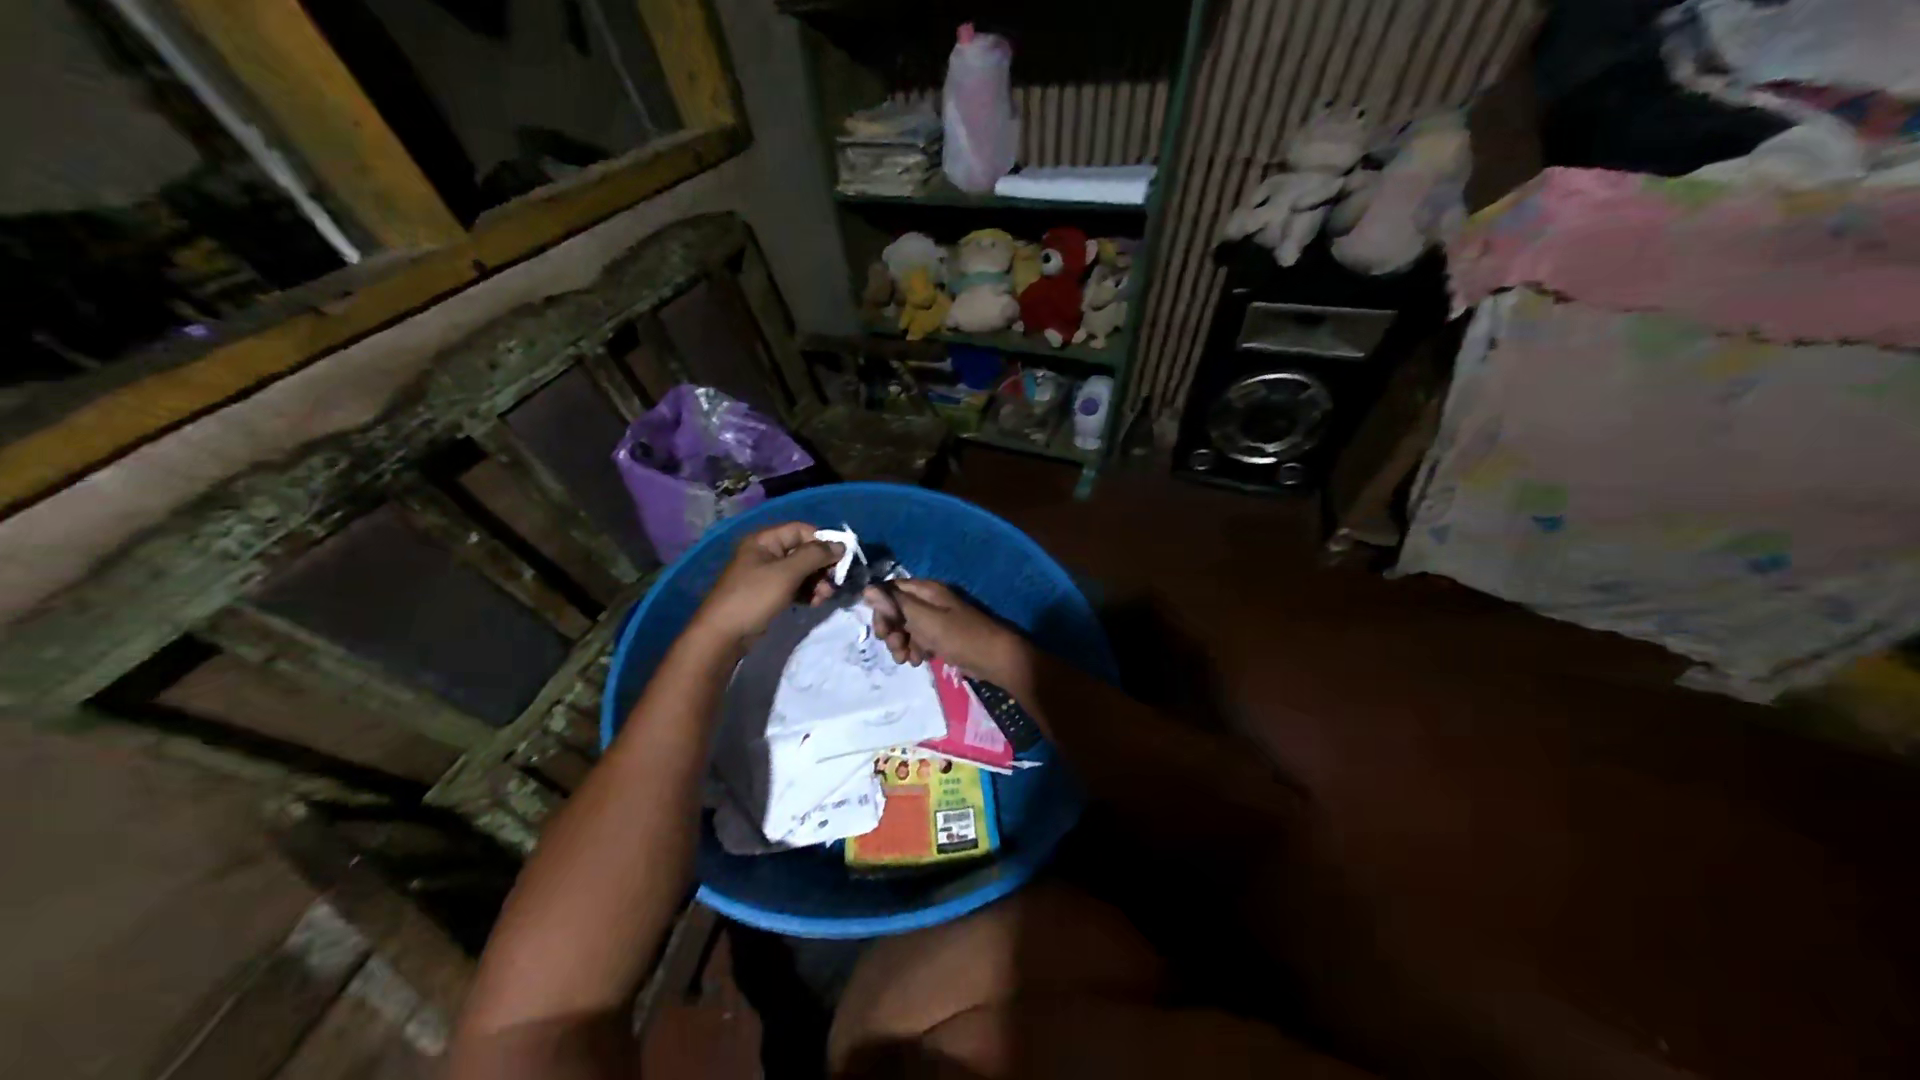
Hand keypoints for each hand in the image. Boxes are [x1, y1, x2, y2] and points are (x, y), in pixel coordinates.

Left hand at [687, 523, 840, 649]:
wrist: (724, 635)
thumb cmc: (754, 597)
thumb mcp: (787, 573)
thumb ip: (815, 555)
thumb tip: (841, 545)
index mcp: (764, 541)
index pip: (801, 530)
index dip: (822, 541)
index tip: (841, 558)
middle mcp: (766, 553)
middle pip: (803, 551)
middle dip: (821, 566)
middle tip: (833, 583)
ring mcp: (767, 575)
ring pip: (802, 571)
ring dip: (817, 582)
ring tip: (824, 597)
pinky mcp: (770, 594)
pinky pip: (795, 587)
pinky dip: (807, 592)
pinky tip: (814, 603)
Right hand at [860, 580, 1032, 688]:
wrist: (994, 659)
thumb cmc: (960, 636)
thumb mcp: (925, 620)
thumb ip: (896, 605)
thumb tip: (867, 589)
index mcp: (926, 590)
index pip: (891, 590)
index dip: (881, 608)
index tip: (881, 630)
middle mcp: (929, 601)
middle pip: (896, 610)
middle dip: (891, 629)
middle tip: (894, 646)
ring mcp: (936, 619)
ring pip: (906, 627)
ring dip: (901, 643)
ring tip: (907, 658)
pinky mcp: (941, 637)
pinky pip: (919, 639)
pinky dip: (914, 649)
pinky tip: (919, 661)